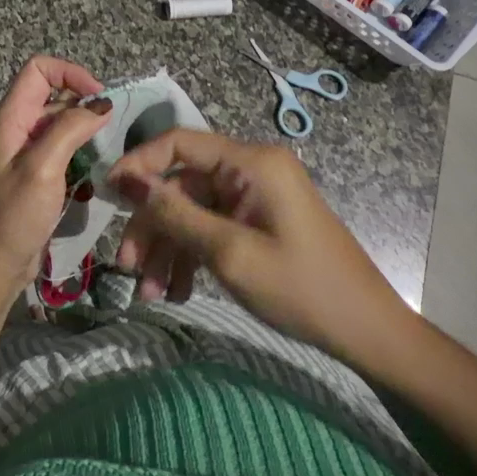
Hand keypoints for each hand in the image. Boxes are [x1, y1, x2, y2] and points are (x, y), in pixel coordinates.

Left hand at [0, 56, 111, 294]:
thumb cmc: (15, 215)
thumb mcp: (44, 167)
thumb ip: (70, 129)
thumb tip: (101, 102)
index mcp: (11, 117)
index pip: (38, 69)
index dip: (70, 72)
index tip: (99, 96)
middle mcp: (18, 126)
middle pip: (52, 92)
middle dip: (83, 99)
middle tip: (111, 123)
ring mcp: (27, 149)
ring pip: (61, 119)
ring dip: (85, 125)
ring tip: (109, 143)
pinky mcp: (39, 170)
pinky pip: (63, 145)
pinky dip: (82, 147)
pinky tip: (97, 163)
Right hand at [110, 130, 413, 365]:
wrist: (368, 332)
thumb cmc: (301, 288)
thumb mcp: (228, 252)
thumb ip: (173, 213)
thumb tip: (124, 179)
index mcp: (251, 163)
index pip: (179, 143)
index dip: (138, 164)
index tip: (107, 196)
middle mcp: (251, 170)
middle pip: (181, 185)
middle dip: (152, 226)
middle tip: (127, 267)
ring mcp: (256, 198)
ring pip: (191, 211)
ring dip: (167, 249)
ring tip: (150, 293)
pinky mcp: (259, 223)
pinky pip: (211, 228)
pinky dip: (190, 256)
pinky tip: (176, 291)